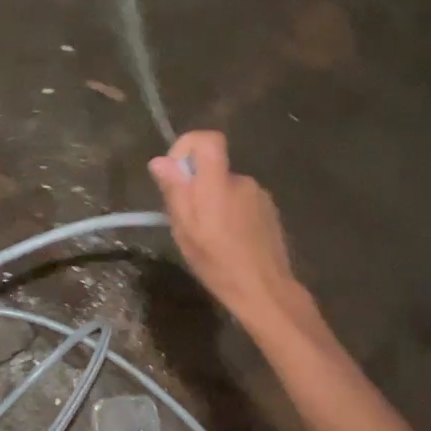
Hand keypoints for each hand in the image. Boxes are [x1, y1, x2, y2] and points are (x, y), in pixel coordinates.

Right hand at [148, 130, 296, 315]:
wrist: (264, 290)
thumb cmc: (218, 262)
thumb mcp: (185, 230)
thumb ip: (175, 191)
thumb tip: (160, 161)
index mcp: (218, 183)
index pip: (207, 140)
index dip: (188, 146)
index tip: (176, 173)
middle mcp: (242, 182)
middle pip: (213, 168)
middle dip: (196, 187)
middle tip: (186, 221)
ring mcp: (260, 196)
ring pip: (226, 189)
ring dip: (214, 204)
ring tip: (208, 237)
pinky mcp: (270, 212)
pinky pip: (242, 203)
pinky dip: (231, 215)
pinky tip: (229, 242)